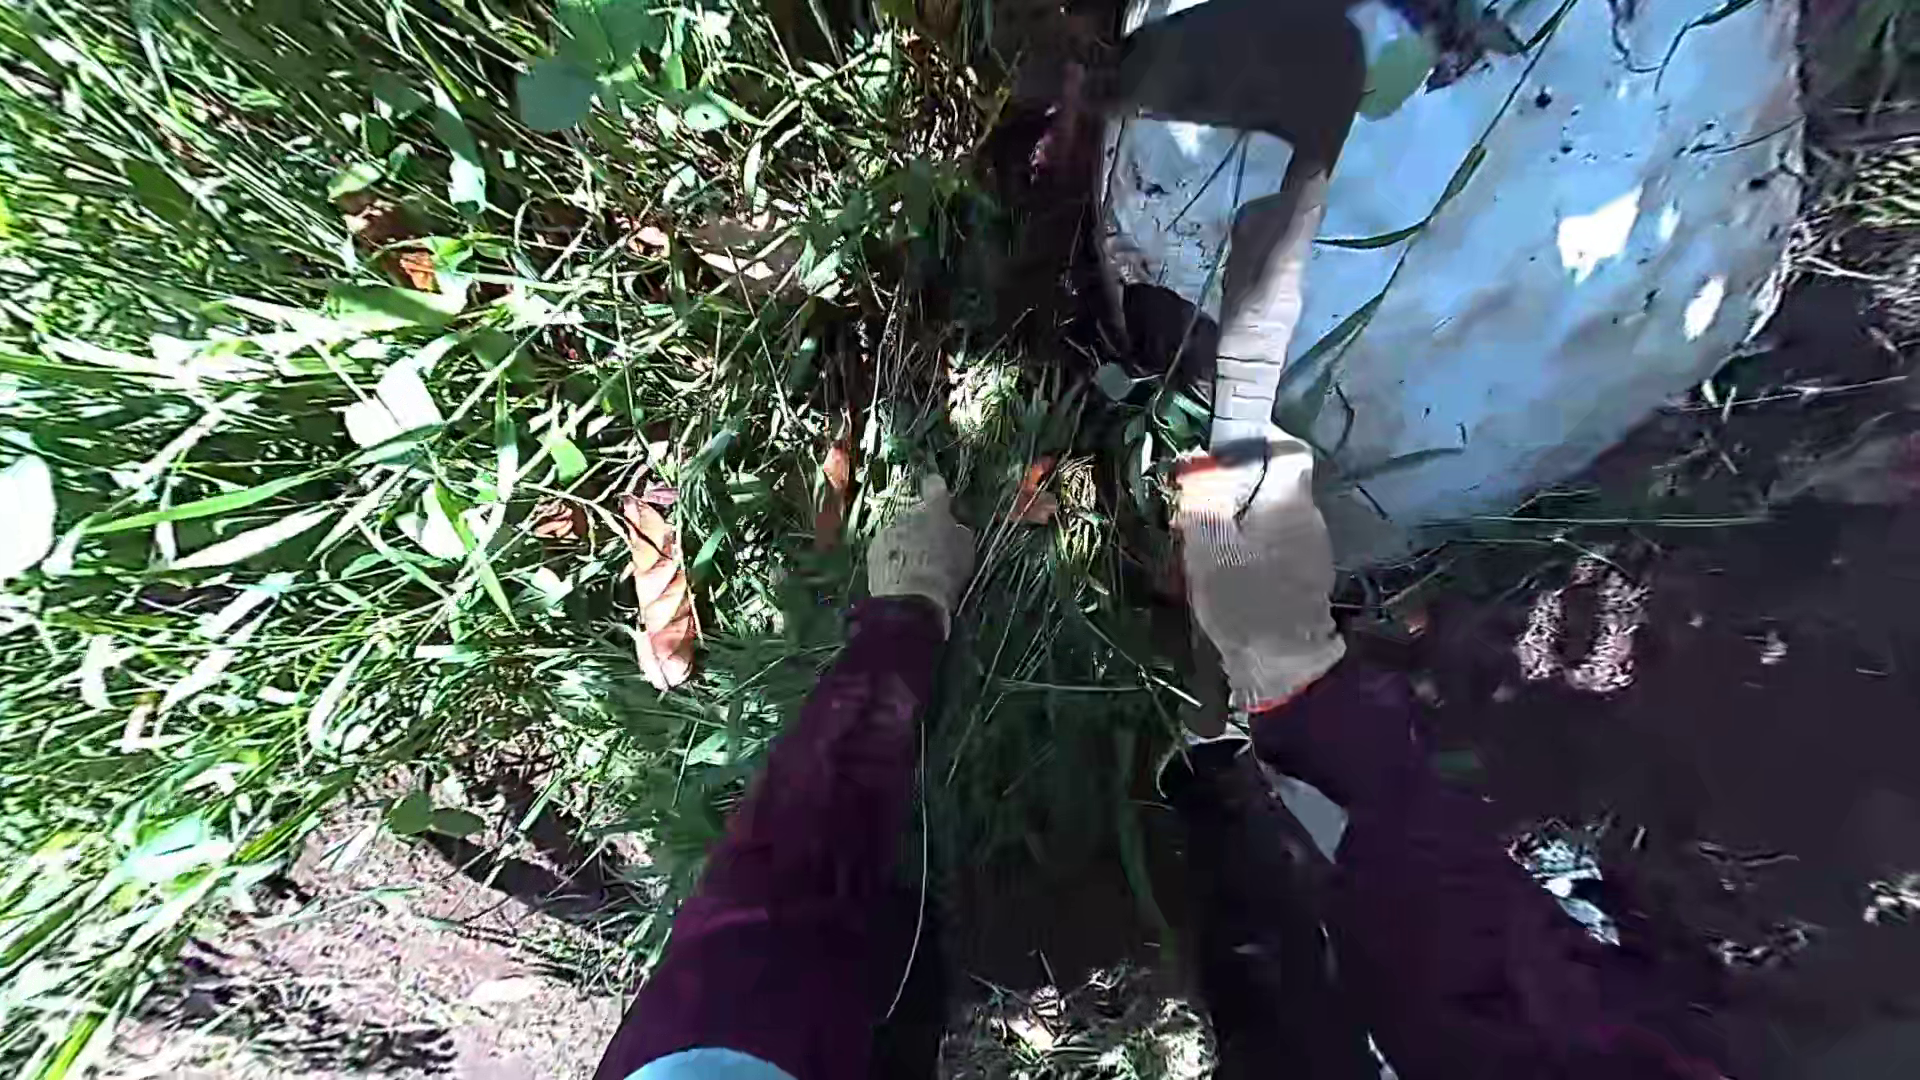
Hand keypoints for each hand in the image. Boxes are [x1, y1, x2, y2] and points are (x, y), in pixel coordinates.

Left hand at [868, 476, 974, 634]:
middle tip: (931, 547)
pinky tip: (900, 574)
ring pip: (898, 531)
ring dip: (905, 541)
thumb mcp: (965, 552)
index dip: (937, 490)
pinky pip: (886, 547)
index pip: (935, 489)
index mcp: (934, 511)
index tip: (938, 491)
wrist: (911, 599)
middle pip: (915, 514)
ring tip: (914, 566)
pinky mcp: (872, 550)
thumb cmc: (946, 573)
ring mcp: (887, 531)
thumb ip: (959, 533)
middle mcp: (907, 514)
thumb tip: (954, 527)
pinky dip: (892, 556)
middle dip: (921, 525)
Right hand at [1176, 427, 1344, 710]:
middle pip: (1276, 481)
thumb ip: (1201, 500)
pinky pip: (1277, 537)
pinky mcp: (1307, 571)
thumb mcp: (1208, 547)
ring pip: (1274, 511)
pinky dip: (1253, 538)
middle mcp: (1309, 516)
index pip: (1287, 449)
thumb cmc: (1242, 599)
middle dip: (1237, 483)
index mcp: (1288, 502)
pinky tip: (1230, 562)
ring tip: (1207, 536)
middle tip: (1199, 502)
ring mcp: (1313, 546)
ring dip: (1242, 514)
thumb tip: (1195, 462)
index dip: (1255, 442)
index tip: (1219, 454)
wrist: (1281, 662)